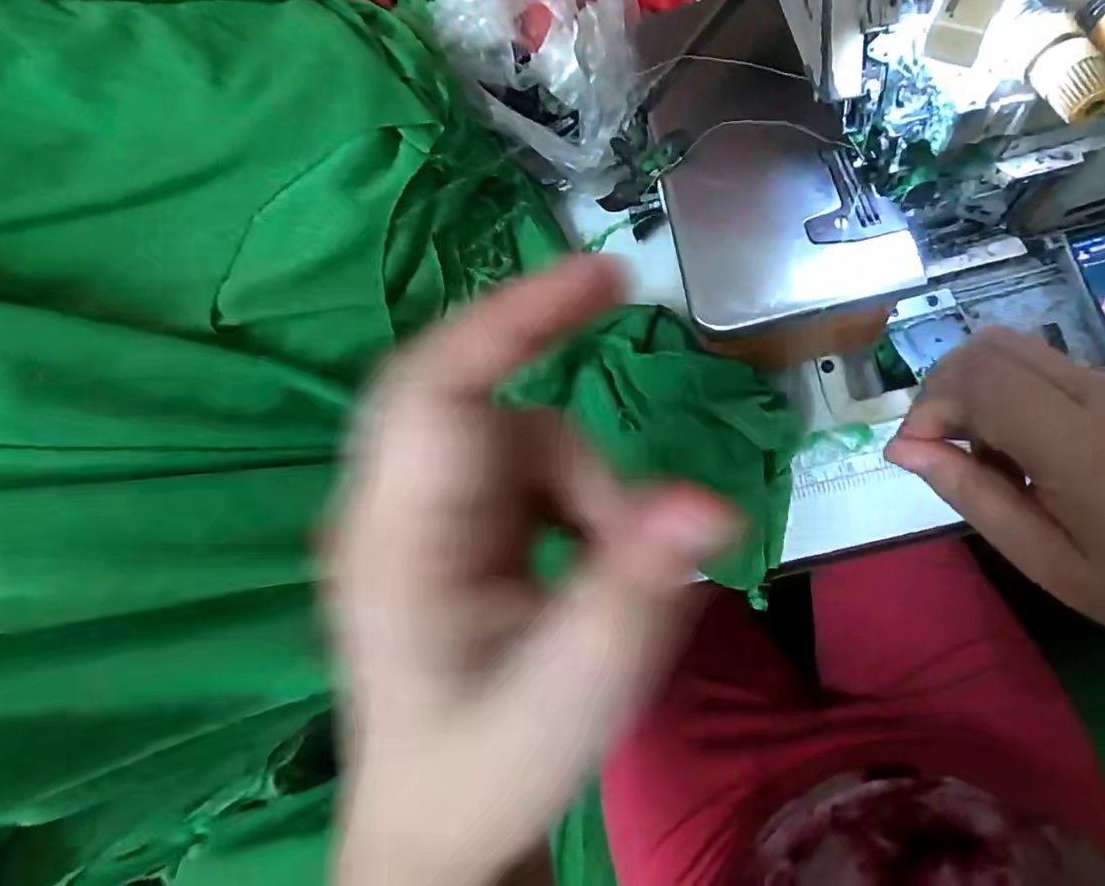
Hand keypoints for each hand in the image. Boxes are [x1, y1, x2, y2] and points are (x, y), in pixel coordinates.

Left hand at [325, 257, 736, 885]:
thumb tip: (710, 505)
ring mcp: (424, 508)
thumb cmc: (490, 769)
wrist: (443, 829)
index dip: (514, 317)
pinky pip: (531, 464)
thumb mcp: (576, 690)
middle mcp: (394, 505)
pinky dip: (583, 493)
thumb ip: (637, 591)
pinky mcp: (457, 518)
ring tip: (618, 565)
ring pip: (526, 435)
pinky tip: (592, 553)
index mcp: (397, 539)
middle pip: (482, 397)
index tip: (604, 274)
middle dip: (554, 360)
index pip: (436, 389)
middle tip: (620, 312)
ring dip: (592, 483)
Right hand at [883, 329, 1104, 679]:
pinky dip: (1004, 390)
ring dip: (973, 385)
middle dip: (943, 388)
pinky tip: (1016, 443)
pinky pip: (1040, 365)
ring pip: (1011, 348)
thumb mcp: (1034, 554)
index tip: (913, 453)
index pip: (980, 381)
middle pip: (989, 348)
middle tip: (935, 445)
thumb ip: (965, 490)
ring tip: (978, 449)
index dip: (930, 407)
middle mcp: (1101, 393)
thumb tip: (900, 448)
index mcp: (1082, 443)